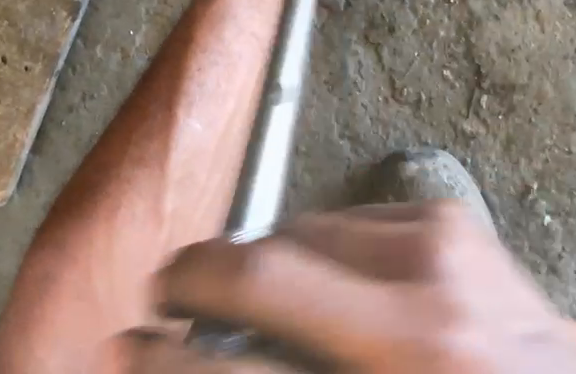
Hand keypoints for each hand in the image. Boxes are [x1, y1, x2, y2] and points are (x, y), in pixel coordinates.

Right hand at [116, 202, 575, 371]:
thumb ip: (289, 372)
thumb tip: (205, 353)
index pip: (246, 356)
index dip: (168, 352)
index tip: (131, 345)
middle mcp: (423, 311)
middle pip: (266, 262)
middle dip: (201, 277)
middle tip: (173, 295)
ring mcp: (437, 250)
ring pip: (298, 229)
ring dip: (267, 261)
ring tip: (255, 293)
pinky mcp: (443, 217)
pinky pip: (343, 218)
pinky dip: (319, 247)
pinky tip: (325, 280)